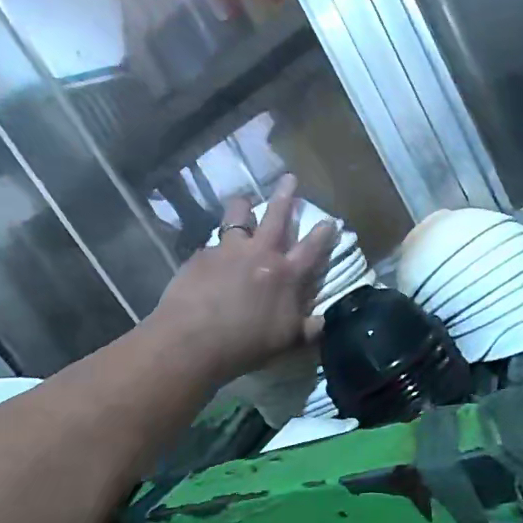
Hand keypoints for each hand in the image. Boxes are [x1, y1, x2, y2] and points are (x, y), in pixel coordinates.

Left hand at [147, 177, 337, 384]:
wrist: (191, 342)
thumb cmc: (246, 344)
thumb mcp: (287, 342)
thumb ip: (308, 330)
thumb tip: (323, 322)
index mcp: (287, 275)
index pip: (312, 248)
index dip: (324, 233)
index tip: (331, 221)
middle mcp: (260, 254)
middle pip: (276, 216)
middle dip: (285, 195)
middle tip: (289, 178)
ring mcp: (228, 251)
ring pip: (237, 217)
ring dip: (242, 206)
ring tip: (242, 201)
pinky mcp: (200, 257)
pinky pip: (211, 245)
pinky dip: (216, 247)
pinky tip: (211, 257)